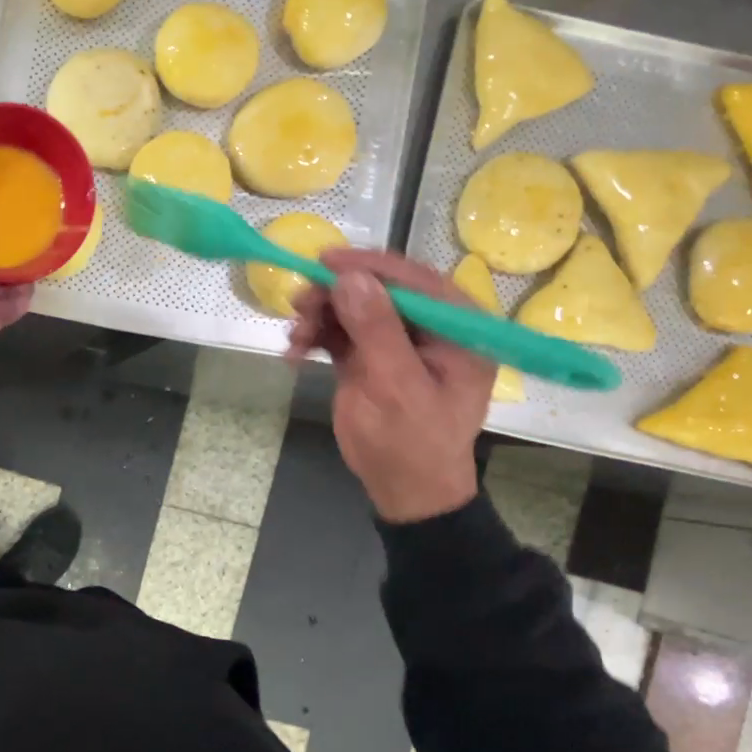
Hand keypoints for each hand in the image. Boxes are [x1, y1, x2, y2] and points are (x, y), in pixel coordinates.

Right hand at [288, 249, 493, 523]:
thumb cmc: (411, 444)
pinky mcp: (371, 359)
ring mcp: (398, 343)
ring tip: (293, 339)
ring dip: (319, 317)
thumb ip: (376, 330)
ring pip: (354, 309)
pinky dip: (315, 337)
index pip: (417, 281)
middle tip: (298, 306)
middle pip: (379, 291)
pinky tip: (294, 354)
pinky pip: (340, 333)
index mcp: (458, 330)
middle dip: (335, 295)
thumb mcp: (396, 387)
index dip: (370, 266)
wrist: (403, 490)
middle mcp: (431, 329)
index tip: (325, 261)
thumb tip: (350, 278)